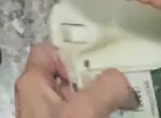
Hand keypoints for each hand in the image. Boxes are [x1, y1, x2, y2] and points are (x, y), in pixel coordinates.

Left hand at [14, 43, 137, 117]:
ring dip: (100, 104)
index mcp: (33, 82)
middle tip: (123, 86)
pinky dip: (98, 116)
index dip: (72, 52)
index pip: (48, 50)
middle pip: (66, 78)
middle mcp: (37, 99)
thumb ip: (107, 88)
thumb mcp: (85, 111)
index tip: (101, 63)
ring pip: (76, 103)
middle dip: (95, 81)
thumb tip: (126, 82)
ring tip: (127, 105)